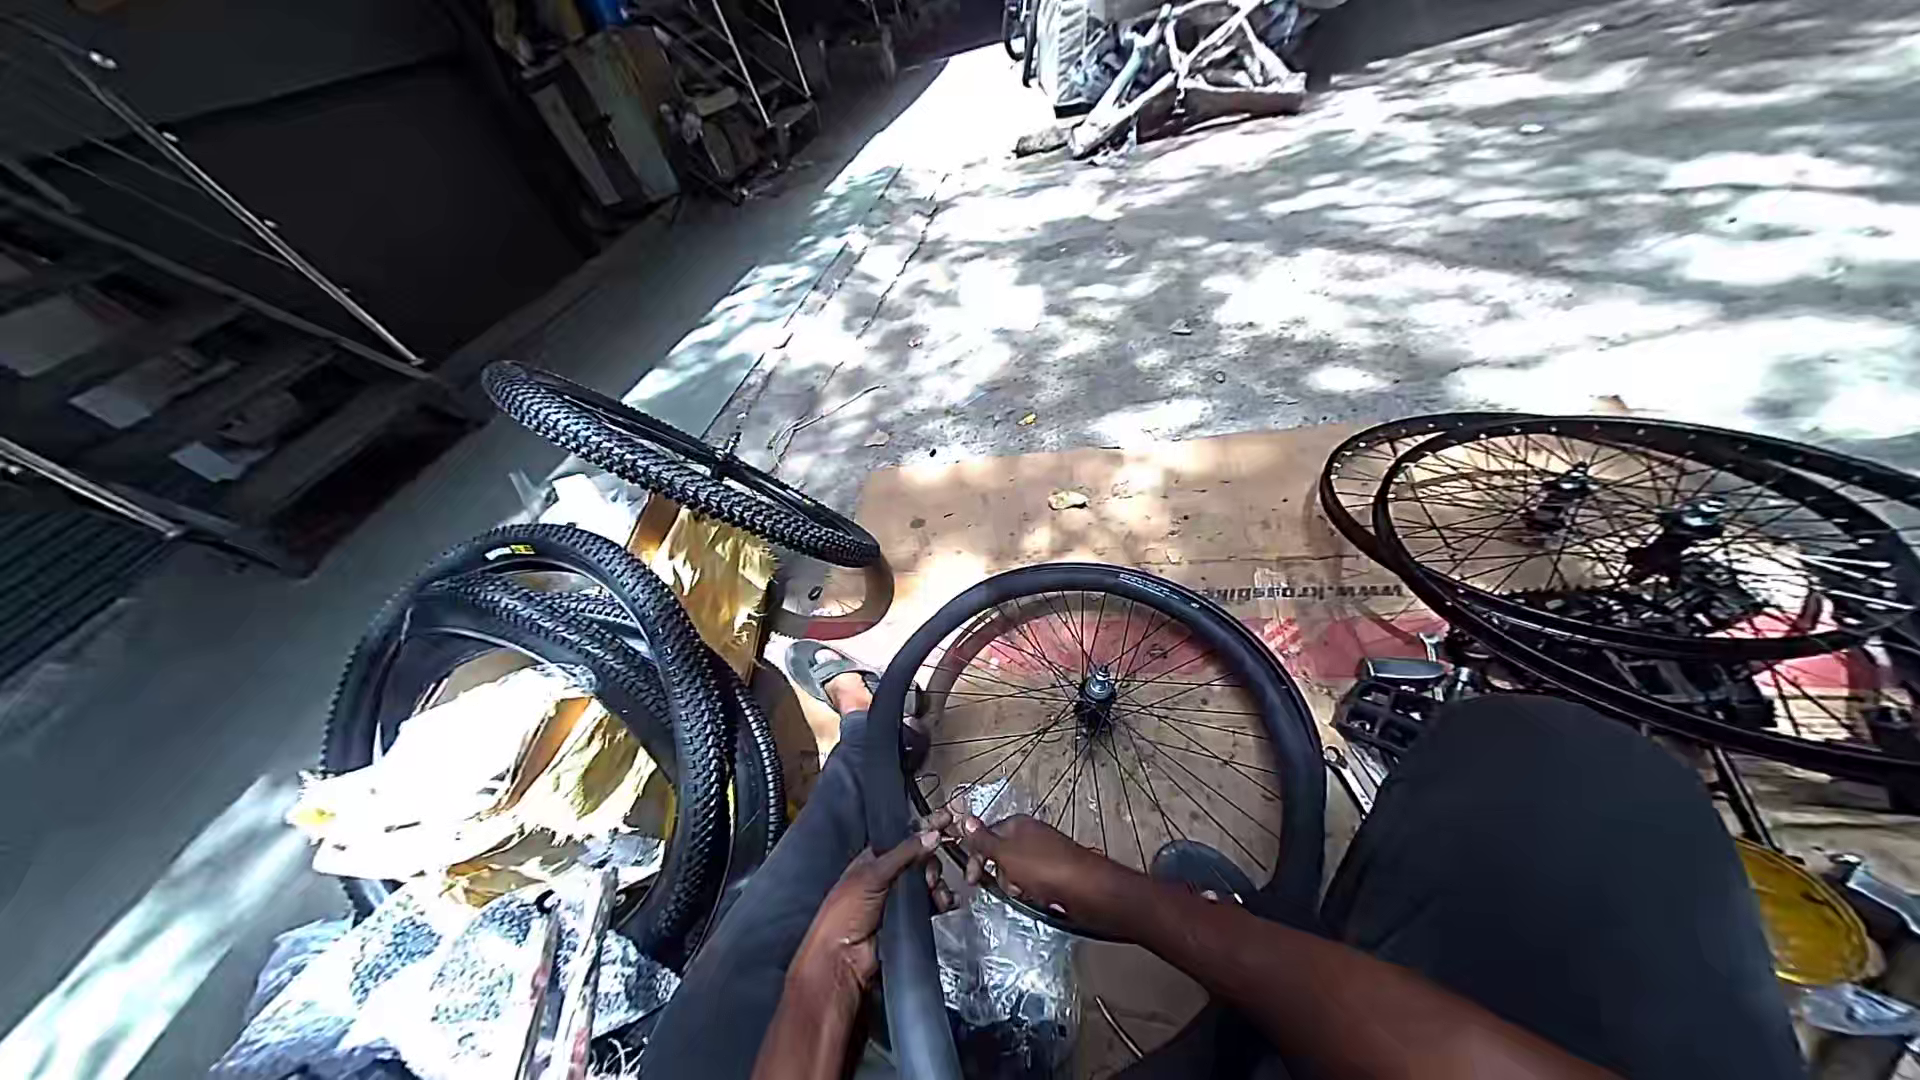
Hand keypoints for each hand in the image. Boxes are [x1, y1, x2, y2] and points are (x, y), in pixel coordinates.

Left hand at [790, 811, 956, 1000]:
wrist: (842, 960)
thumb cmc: (847, 911)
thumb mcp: (872, 874)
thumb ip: (904, 853)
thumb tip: (933, 834)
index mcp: (875, 859)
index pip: (904, 837)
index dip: (924, 828)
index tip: (946, 820)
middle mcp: (889, 876)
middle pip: (920, 859)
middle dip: (932, 863)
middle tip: (931, 877)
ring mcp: (900, 898)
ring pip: (928, 881)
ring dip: (939, 884)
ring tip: (937, 895)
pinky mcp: (910, 919)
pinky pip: (931, 904)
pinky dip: (942, 901)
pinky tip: (946, 904)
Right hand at [949, 813, 1144, 936]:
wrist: (1088, 889)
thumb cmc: (1044, 868)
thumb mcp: (1007, 853)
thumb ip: (984, 840)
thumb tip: (965, 818)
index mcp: (1018, 824)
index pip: (987, 835)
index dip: (977, 856)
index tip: (972, 880)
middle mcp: (1030, 834)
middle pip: (1001, 855)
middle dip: (1000, 874)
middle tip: (1010, 886)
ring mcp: (1044, 853)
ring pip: (1016, 871)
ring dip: (1016, 885)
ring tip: (1027, 893)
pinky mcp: (1056, 872)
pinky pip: (1033, 881)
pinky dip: (1032, 891)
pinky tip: (1039, 898)